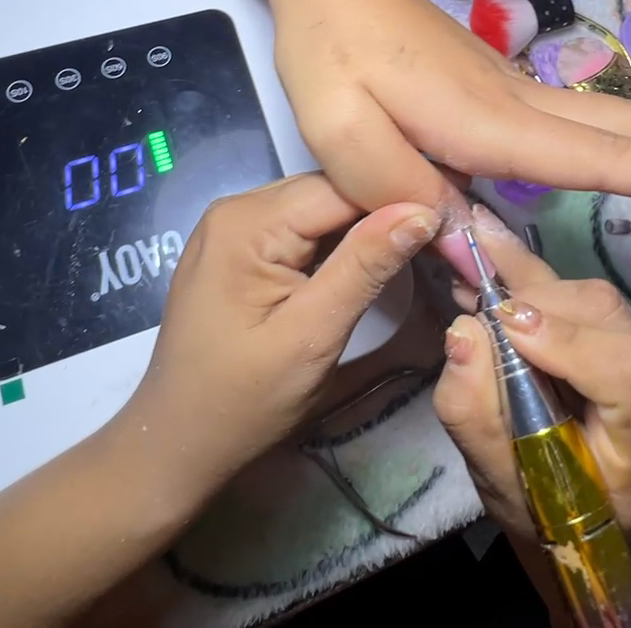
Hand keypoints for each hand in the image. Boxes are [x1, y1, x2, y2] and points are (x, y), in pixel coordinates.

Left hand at [125, 174, 438, 487]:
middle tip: (445, 229)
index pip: (341, 184)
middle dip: (385, 207)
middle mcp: (237, 207)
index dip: (400, 195)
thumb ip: (366, 266)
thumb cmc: (242, 401)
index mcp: (247, 221)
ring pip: (320, 205)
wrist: (176, 446)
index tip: (454, 215)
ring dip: (366, 223)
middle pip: (330, 188)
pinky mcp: (241, 246)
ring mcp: (236, 225)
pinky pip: (302, 227)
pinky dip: (339, 240)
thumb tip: (424, 209)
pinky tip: (372, 254)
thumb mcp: (312, 335)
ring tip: (421, 237)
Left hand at [266, 0, 630, 215]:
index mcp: (491, 124)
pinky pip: (589, 124)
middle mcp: (523, 106)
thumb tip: (470, 251)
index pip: (605, 157)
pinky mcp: (503, 92)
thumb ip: (407, 198)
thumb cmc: (330, 54)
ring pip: (622, 124)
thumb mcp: (344, 138)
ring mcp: (518, 93)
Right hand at [431, 208, 630, 539]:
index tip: (502, 324)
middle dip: (536, 305)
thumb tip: (462, 333)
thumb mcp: (500, 486)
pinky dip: (534, 279)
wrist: (587, 523)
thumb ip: (478, 416)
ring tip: (477, 288)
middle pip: (612, 320)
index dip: (568, 339)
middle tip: (473, 305)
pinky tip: (493, 252)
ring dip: (531, 289)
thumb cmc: (547, 516)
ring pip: (599, 299)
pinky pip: (585, 296)